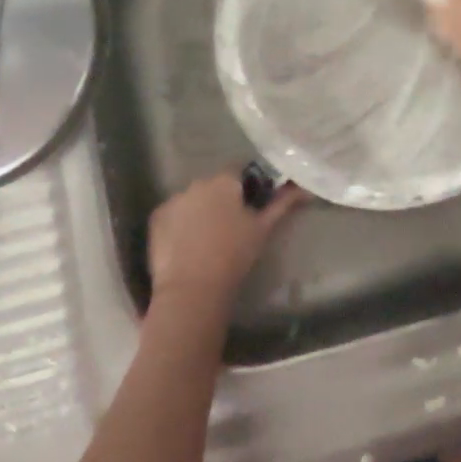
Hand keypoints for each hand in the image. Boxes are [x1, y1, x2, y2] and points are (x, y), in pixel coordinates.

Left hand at [148, 171, 304, 307]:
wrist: (193, 289)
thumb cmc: (234, 256)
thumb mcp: (263, 229)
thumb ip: (282, 203)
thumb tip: (304, 188)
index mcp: (224, 181)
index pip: (240, 172)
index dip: (248, 187)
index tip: (253, 207)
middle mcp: (196, 183)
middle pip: (214, 186)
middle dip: (223, 200)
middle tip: (233, 226)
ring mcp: (173, 200)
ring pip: (193, 200)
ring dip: (201, 211)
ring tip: (208, 239)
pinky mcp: (156, 219)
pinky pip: (174, 215)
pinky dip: (181, 224)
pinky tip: (188, 245)